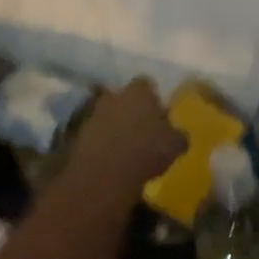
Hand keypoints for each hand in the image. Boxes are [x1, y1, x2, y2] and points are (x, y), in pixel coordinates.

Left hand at [67, 78, 185, 188]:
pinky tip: (113, 159)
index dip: (153, 98)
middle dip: (132, 110)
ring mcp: (93, 114)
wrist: (104, 173)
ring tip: (128, 148)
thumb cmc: (147, 151)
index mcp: (139, 92)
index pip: (147, 84)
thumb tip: (178, 134)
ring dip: (116, 127)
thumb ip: (178, 134)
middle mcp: (114, 95)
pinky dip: (104, 142)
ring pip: (109, 115)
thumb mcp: (176, 145)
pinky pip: (96, 134)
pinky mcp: (80, 134)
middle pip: (124, 98)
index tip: (159, 114)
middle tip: (143, 129)